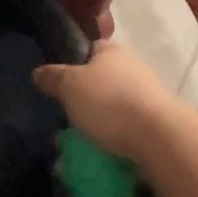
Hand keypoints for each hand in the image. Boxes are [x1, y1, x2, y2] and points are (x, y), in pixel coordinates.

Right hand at [31, 40, 183, 161]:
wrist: (159, 138)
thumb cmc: (109, 102)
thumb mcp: (69, 86)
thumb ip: (53, 77)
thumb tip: (38, 72)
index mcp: (112, 50)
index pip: (89, 49)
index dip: (72, 62)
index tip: (60, 83)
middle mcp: (133, 65)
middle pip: (102, 77)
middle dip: (87, 94)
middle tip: (68, 113)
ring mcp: (148, 92)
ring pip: (116, 101)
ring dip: (103, 116)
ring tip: (84, 136)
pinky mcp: (157, 120)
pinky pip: (129, 123)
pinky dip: (117, 132)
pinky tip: (106, 147)